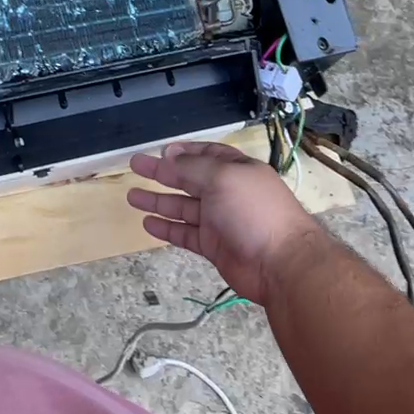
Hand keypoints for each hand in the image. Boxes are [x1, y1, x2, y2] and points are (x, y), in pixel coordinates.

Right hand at [128, 141, 326, 304]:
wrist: (281, 263)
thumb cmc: (254, 211)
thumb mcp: (223, 177)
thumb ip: (192, 167)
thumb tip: (168, 154)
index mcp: (236, 170)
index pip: (207, 155)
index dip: (184, 151)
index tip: (160, 150)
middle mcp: (227, 193)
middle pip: (189, 179)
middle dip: (162, 173)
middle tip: (135, 166)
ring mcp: (220, 221)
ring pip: (183, 207)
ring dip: (158, 201)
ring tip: (132, 196)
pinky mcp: (213, 246)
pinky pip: (185, 233)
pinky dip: (167, 228)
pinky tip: (148, 223)